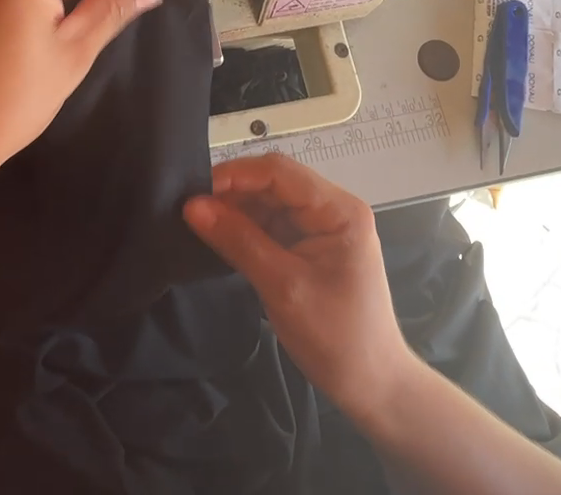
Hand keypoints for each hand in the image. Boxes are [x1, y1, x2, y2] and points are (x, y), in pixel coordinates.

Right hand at [182, 154, 416, 417]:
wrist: (373, 387)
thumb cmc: (336, 337)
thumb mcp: (282, 287)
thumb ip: (238, 241)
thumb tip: (192, 206)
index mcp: (339, 210)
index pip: (279, 172)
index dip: (235, 174)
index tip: (194, 190)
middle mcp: (331, 209)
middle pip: (273, 184)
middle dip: (231, 193)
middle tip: (187, 207)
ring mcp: (320, 228)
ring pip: (267, 203)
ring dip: (234, 211)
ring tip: (195, 220)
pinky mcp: (308, 247)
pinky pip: (270, 225)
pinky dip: (243, 229)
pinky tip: (216, 236)